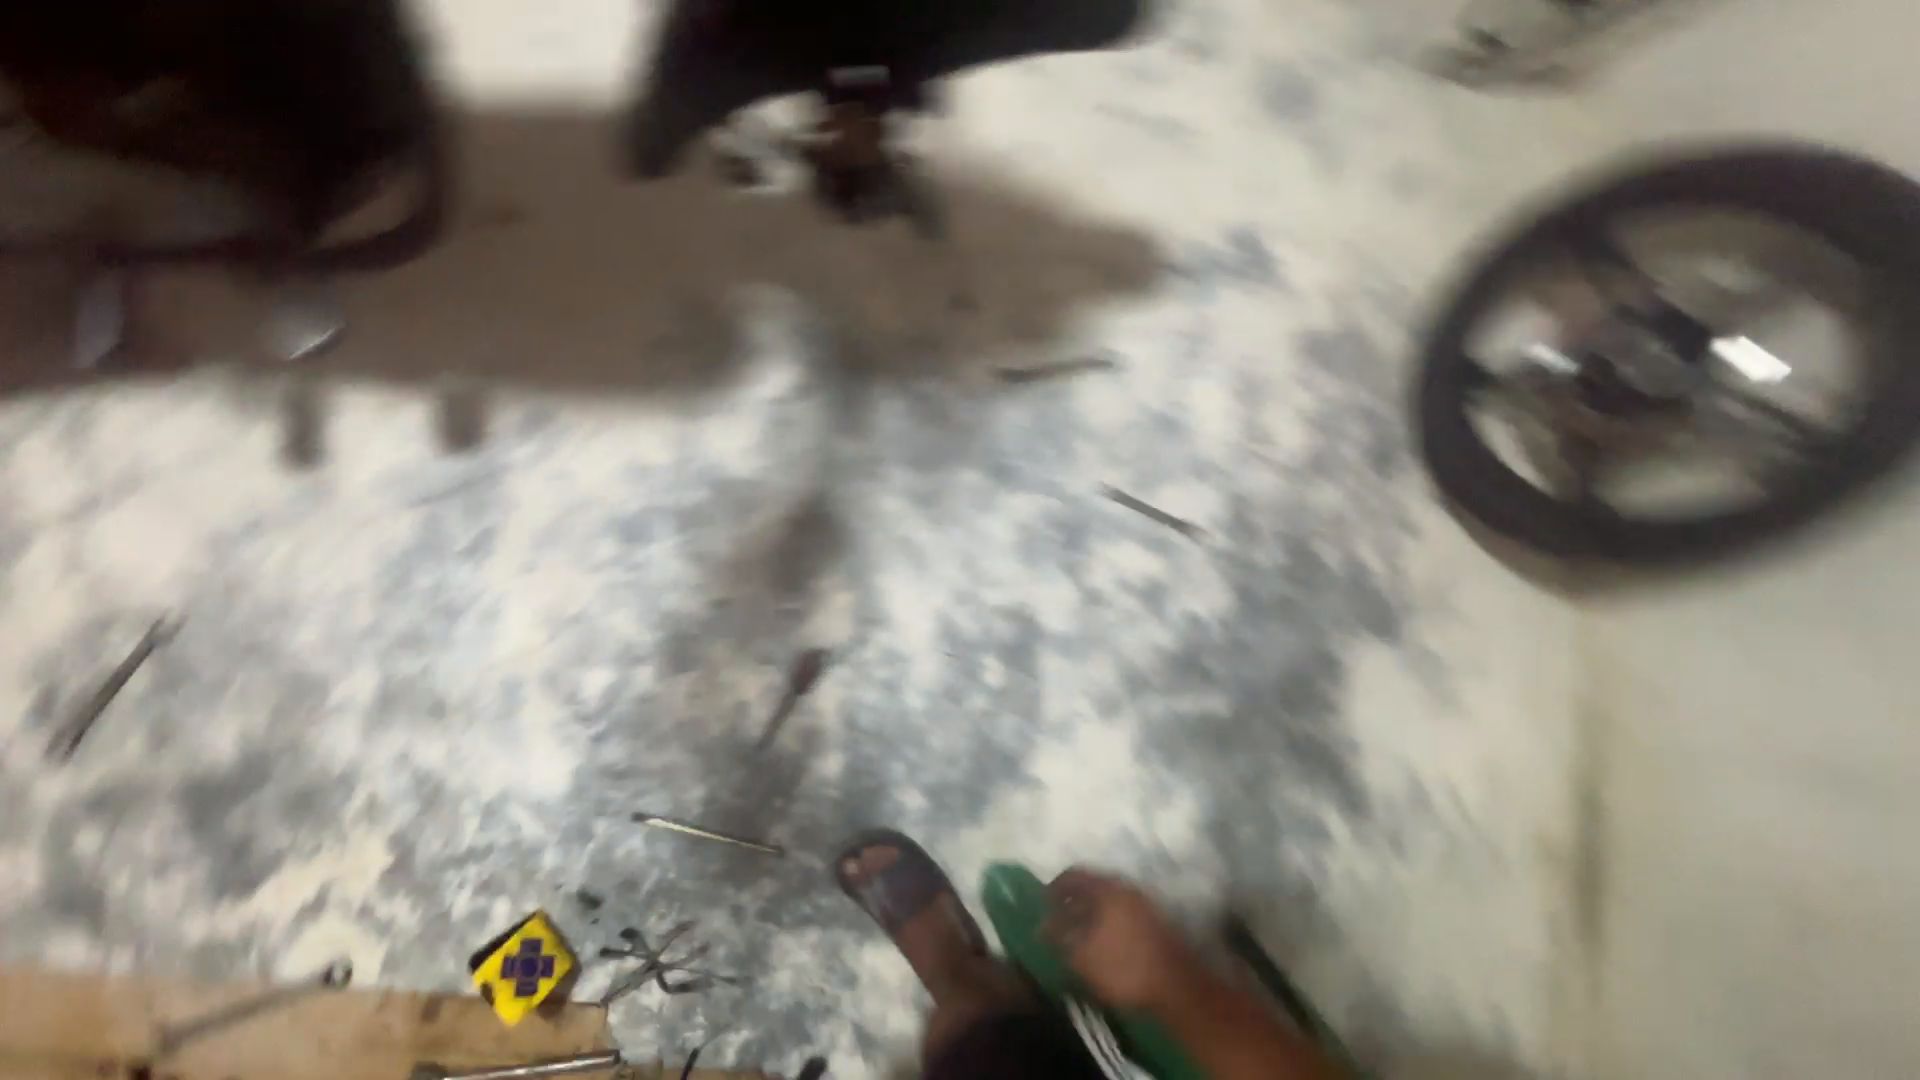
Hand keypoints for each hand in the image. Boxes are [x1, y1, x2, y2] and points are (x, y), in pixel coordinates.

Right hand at [1045, 867, 1206, 1011]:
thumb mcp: (1081, 956)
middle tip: (1060, 918)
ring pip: (1110, 899)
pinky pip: (1124, 911)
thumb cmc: (1123, 966)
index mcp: (1106, 888)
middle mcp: (1126, 887)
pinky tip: (1104, 942)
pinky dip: (1109, 920)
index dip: (1054, 887)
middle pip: (1093, 885)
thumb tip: (1042, 924)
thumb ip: (1058, 936)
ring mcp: (1144, 903)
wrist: (1177, 986)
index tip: (1043, 903)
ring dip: (1092, 911)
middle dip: (1074, 900)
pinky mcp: (1156, 921)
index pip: (1073, 874)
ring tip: (1080, 933)